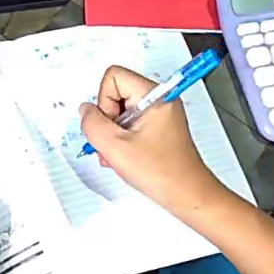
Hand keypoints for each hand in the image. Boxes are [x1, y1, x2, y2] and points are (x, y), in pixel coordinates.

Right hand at [78, 65, 229, 214]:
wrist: (188, 196)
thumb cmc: (164, 173)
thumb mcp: (116, 148)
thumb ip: (93, 124)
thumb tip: (85, 110)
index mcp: (155, 96)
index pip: (114, 77)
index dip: (105, 102)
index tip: (114, 127)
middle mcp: (159, 100)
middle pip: (116, 93)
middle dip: (107, 121)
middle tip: (114, 144)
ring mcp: (159, 114)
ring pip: (120, 111)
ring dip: (112, 134)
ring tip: (119, 155)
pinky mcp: (157, 128)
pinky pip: (129, 125)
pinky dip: (121, 140)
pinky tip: (124, 158)